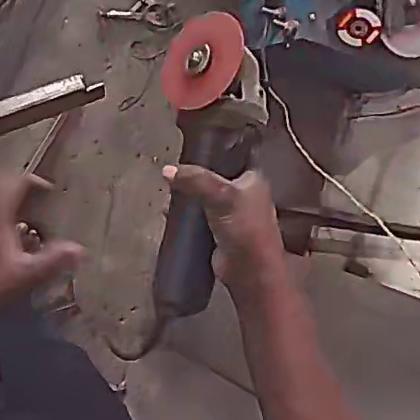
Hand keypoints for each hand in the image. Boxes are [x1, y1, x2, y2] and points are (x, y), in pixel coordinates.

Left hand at [0, 173, 84, 320]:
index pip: (18, 181)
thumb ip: (52, 260)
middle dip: (20, 189)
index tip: (49, 193)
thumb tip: (79, 249)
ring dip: (3, 199)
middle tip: (37, 205)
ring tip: (19, 218)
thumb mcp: (23, 275)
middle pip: (1, 183)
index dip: (36, 183)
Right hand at [162, 165, 284, 283]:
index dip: (212, 153)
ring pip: (204, 197)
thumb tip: (166, 170)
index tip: (189, 149)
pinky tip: (171, 210)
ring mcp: (231, 213)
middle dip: (194, 177)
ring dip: (188, 195)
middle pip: (214, 177)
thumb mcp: (220, 195)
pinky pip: (199, 216)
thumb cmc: (244, 227)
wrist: (249, 270)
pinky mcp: (219, 231)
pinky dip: (186, 214)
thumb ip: (194, 179)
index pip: (231, 156)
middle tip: (174, 172)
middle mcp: (244, 193)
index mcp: (253, 178)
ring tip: (169, 189)